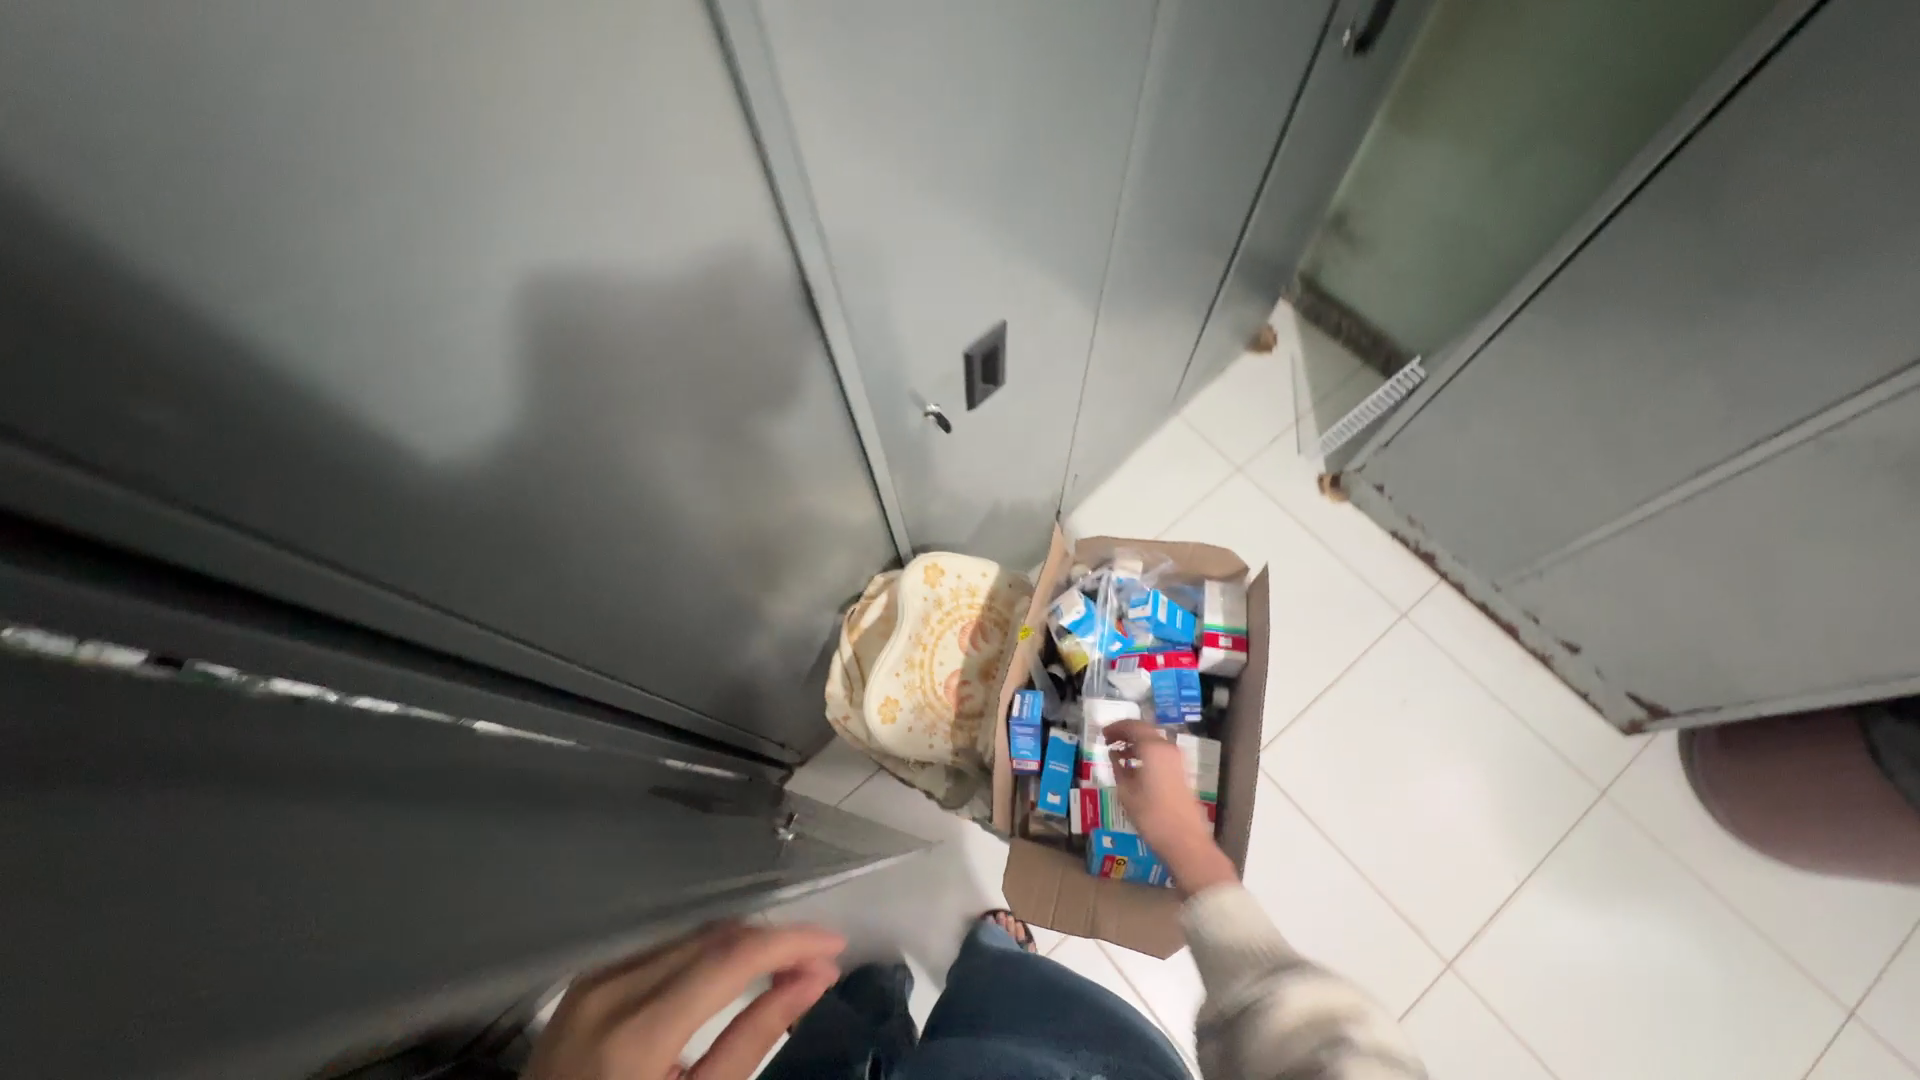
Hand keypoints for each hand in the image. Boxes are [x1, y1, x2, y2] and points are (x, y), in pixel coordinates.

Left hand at [525, 922, 845, 1079]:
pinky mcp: (587, 978)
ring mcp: (592, 978)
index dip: (791, 941)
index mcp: (634, 1034)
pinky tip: (734, 966)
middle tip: (819, 961)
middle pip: (713, 936)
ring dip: (744, 941)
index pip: (730, 958)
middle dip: (774, 939)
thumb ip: (754, 1038)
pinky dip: (707, 949)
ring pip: (691, 934)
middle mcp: (610, 988)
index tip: (836, 946)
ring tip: (787, 962)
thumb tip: (815, 978)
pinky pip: (663, 946)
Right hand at [1104, 719, 1237, 894]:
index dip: (1115, 727)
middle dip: (1125, 734)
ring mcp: (1177, 760)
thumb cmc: (1151, 816)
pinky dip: (1146, 754)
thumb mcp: (1126, 792)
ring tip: (1118, 755)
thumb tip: (1114, 754)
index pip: (1132, 725)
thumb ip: (1118, 768)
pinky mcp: (1181, 773)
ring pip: (1153, 742)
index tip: (1102, 734)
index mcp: (1153, 748)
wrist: (1185, 841)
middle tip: (1108, 741)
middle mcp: (1168, 748)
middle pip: (1144, 731)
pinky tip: (1134, 767)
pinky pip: (1160, 754)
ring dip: (1135, 744)